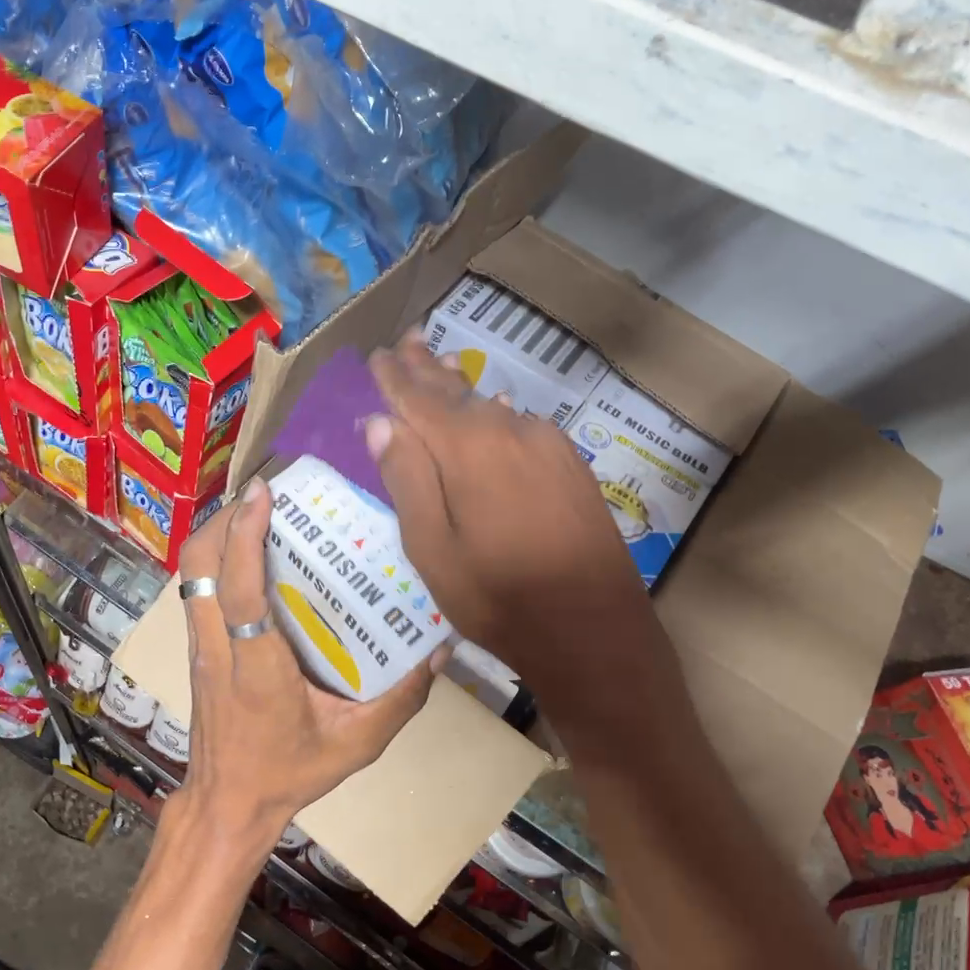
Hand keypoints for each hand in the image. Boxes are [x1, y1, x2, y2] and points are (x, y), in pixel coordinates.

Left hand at [176, 478, 441, 842]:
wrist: (226, 804)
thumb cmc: (288, 774)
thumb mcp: (357, 744)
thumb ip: (400, 699)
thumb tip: (439, 650)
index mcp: (257, 668)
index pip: (241, 591)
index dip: (245, 536)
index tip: (262, 493)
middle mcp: (217, 648)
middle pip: (198, 567)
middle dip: (223, 519)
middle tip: (264, 497)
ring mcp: (199, 648)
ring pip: (190, 576)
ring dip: (216, 537)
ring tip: (257, 517)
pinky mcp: (195, 652)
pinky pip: (196, 593)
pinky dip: (216, 563)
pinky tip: (251, 560)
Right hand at [366, 332, 666, 708]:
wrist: (593, 629)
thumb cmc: (497, 597)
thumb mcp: (431, 547)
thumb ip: (406, 479)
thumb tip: (380, 423)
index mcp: (466, 449)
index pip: (418, 399)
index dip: (393, 378)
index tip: (376, 356)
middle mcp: (509, 431)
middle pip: (457, 392)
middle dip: (427, 368)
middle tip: (408, 340)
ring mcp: (547, 445)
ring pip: (490, 407)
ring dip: (460, 387)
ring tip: (439, 363)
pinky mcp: (570, 465)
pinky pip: (520, 424)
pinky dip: (494, 412)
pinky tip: (491, 407)